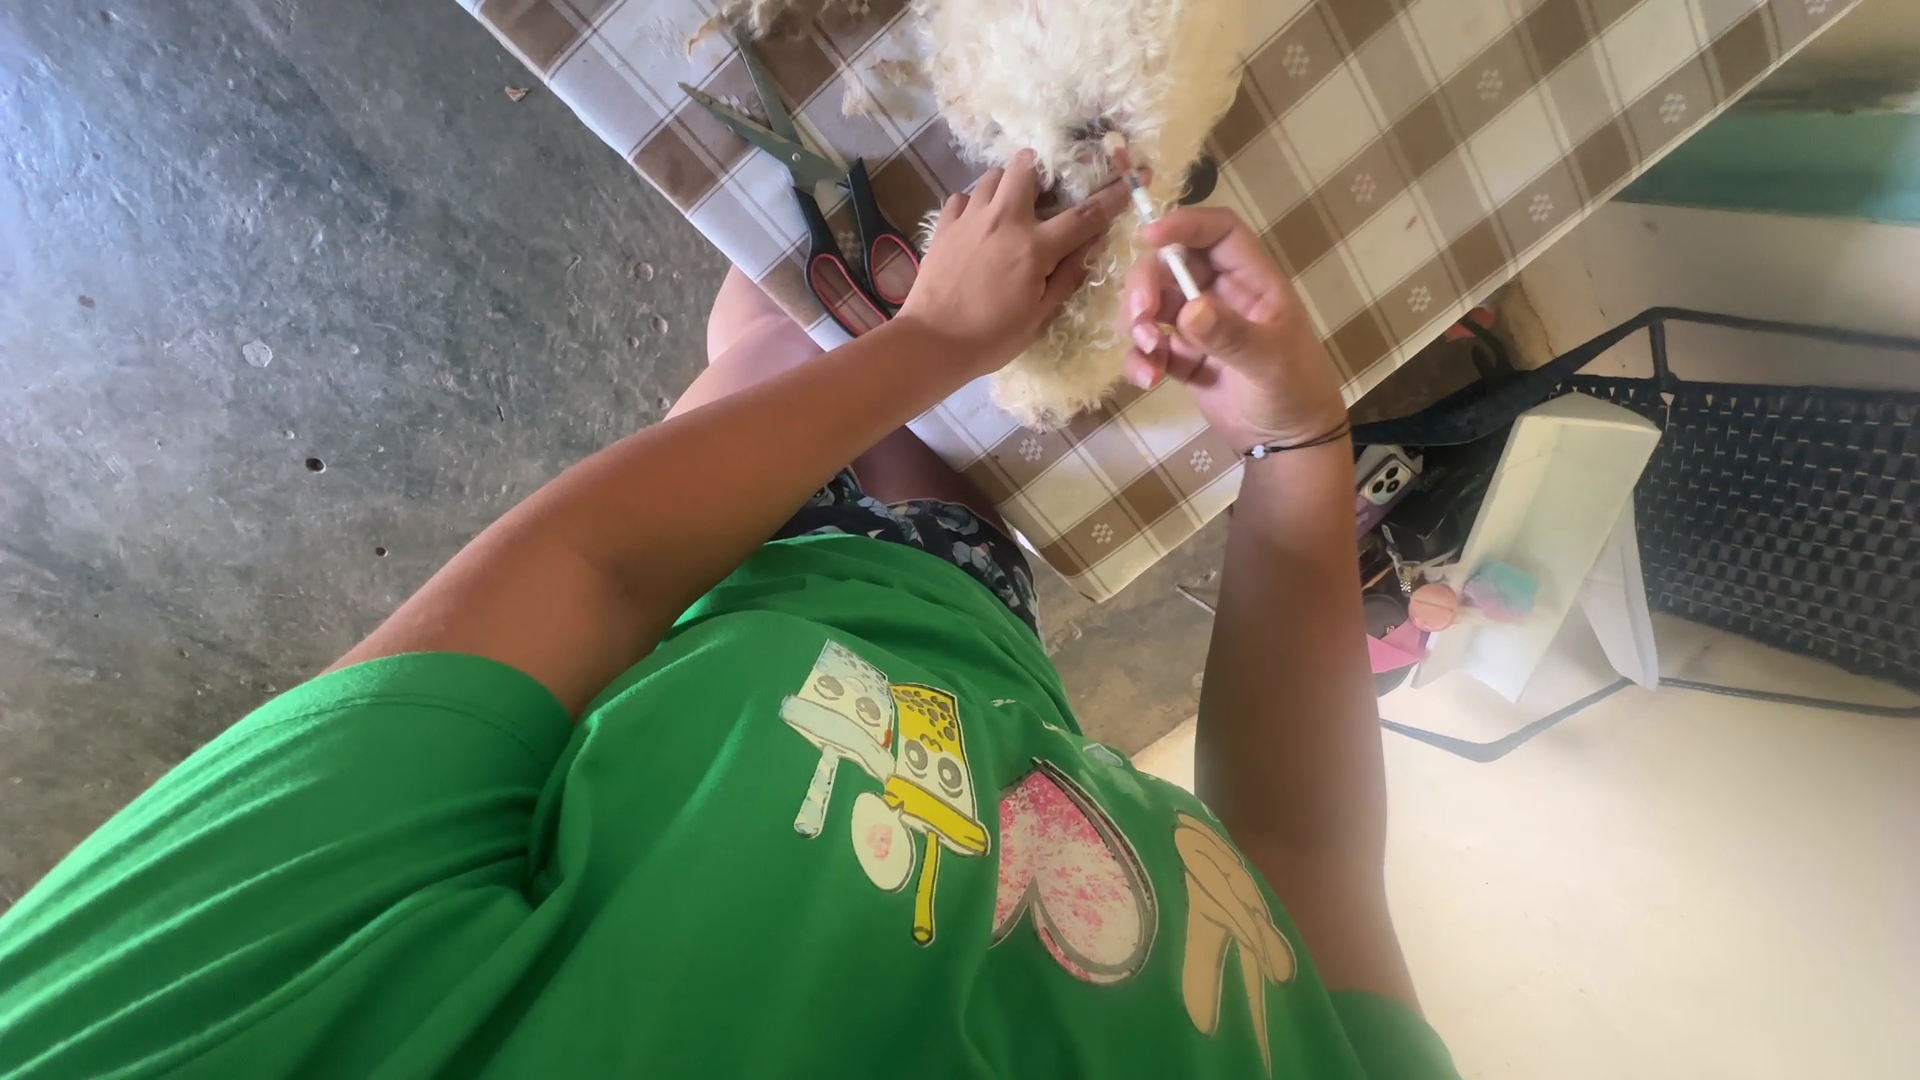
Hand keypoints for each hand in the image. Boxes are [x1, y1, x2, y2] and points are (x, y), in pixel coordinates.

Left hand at [897, 149, 1129, 375]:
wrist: (931, 344)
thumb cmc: (990, 339)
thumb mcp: (1038, 317)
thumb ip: (1066, 277)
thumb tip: (1090, 246)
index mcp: (1034, 248)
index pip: (1084, 215)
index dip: (1112, 197)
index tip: (1129, 182)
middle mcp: (1003, 221)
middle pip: (1027, 165)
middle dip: (1042, 169)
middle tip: (1045, 193)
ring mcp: (970, 220)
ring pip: (993, 176)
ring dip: (1007, 186)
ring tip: (1009, 210)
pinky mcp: (943, 227)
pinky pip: (962, 198)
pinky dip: (973, 205)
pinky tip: (976, 226)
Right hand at [1120, 207, 1347, 450]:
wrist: (1286, 441)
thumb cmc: (1294, 391)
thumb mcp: (1269, 362)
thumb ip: (1230, 335)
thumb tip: (1187, 312)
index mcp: (1252, 281)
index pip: (1218, 233)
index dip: (1184, 225)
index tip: (1148, 235)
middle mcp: (1221, 296)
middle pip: (1171, 267)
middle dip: (1146, 286)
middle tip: (1139, 316)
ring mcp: (1198, 327)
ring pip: (1153, 306)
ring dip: (1138, 325)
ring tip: (1150, 354)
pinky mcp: (1181, 358)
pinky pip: (1149, 348)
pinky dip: (1140, 361)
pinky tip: (1149, 381)